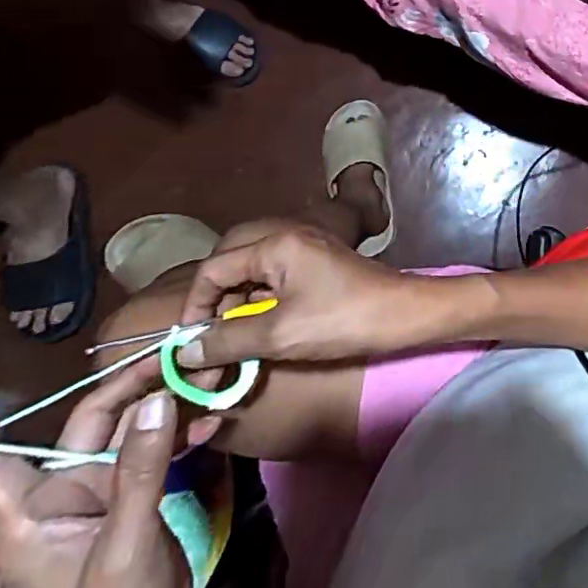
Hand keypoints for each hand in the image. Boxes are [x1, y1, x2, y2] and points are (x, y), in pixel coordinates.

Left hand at [0, 360, 217, 587]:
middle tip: (178, 350)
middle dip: (132, 382)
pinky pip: (155, 452)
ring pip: (130, 430)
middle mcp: (60, 496)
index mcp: (30, 515)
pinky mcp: (132, 501)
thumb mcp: (126, 545)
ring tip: (209, 377)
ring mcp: (99, 496)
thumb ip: (140, 473)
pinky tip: (214, 418)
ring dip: (169, 402)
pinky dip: (183, 432)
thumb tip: (157, 399)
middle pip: (88, 422)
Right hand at [176, 225, 474, 367]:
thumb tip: (185, 350)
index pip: (214, 268)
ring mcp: (306, 249)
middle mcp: (289, 237)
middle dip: (215, 302)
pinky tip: (261, 331)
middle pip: (232, 263)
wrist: (403, 314)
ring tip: (233, 342)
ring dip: (238, 305)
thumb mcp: (279, 335)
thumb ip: (227, 340)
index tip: (190, 343)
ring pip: (254, 272)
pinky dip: (261, 302)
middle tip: (211, 339)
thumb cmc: (342, 320)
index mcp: (277, 244)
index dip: (195, 307)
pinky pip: (276, 278)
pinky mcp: (319, 265)